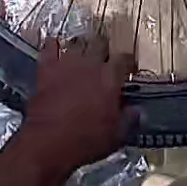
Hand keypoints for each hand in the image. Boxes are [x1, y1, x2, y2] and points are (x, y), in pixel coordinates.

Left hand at [17, 35, 134, 173]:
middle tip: (106, 59)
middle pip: (100, 44)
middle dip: (105, 49)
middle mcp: (90, 64)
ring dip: (82, 46)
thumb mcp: (116, 135)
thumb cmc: (87, 140)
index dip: (128, 61)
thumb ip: (129, 119)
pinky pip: (49, 47)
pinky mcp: (47, 68)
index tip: (130, 68)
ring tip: (83, 52)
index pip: (124, 58)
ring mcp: (66, 63)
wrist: (49, 141)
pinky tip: (54, 44)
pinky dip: (52, 44)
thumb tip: (139, 111)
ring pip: (77, 43)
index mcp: (110, 77)